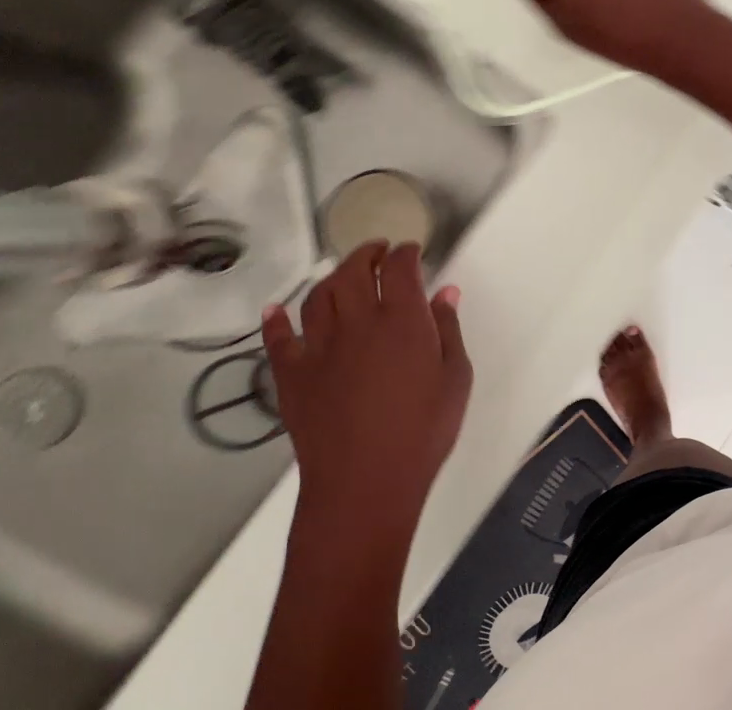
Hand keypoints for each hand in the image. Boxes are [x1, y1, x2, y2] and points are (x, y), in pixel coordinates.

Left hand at [261, 242, 471, 528]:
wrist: (365, 481)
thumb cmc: (424, 430)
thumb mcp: (456, 378)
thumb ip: (448, 331)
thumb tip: (445, 293)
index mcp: (402, 320)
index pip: (399, 269)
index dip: (405, 253)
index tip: (411, 250)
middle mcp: (356, 322)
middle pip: (353, 272)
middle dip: (366, 254)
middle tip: (376, 251)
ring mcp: (318, 347)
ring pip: (317, 297)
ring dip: (330, 279)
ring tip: (341, 275)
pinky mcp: (291, 374)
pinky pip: (278, 338)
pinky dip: (276, 320)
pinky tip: (276, 310)